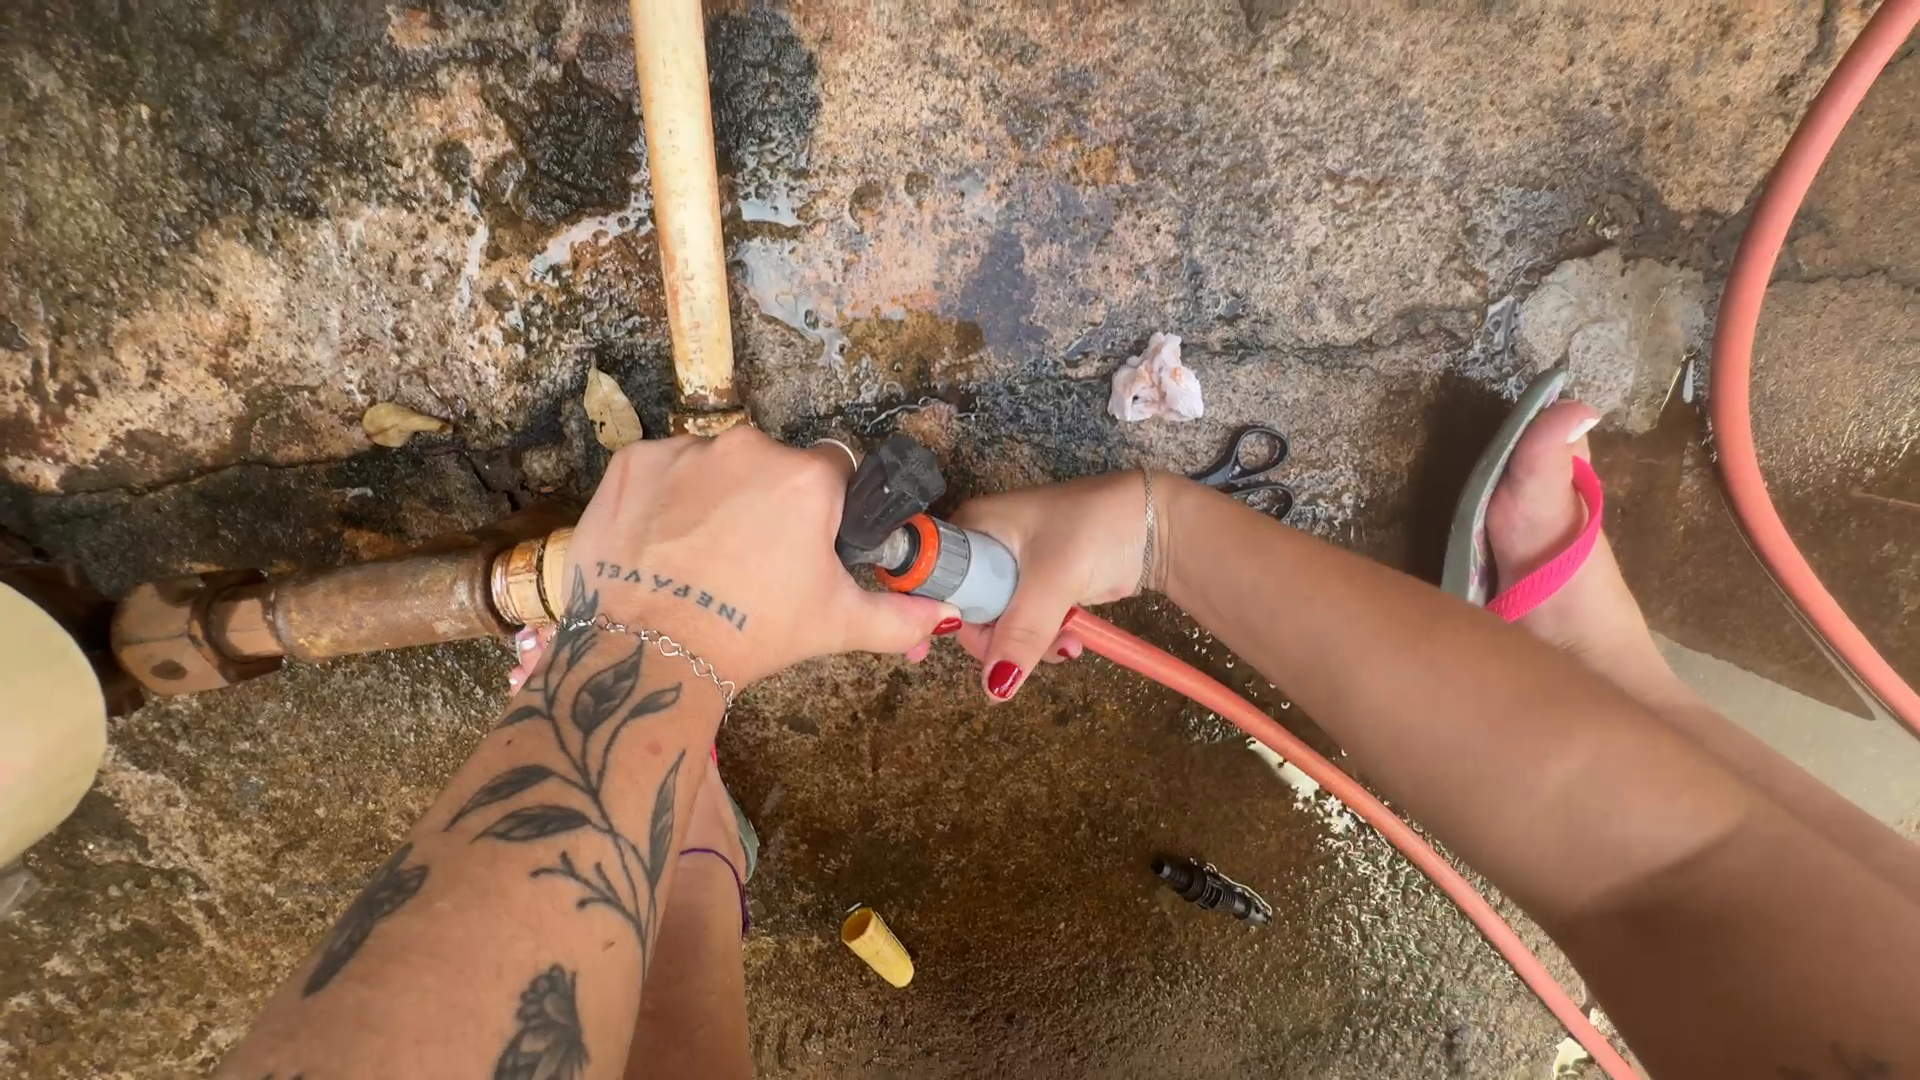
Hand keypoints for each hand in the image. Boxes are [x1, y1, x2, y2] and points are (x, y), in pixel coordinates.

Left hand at [562, 428, 955, 686]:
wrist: (648, 654)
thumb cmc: (754, 632)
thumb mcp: (837, 624)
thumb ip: (899, 617)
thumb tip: (942, 617)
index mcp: (807, 479)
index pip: (835, 469)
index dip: (827, 506)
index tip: (809, 539)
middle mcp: (748, 447)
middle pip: (775, 465)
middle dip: (771, 499)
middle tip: (756, 557)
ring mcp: (684, 450)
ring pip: (720, 464)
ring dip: (720, 495)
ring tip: (706, 554)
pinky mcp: (632, 463)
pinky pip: (666, 469)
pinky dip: (668, 497)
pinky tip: (664, 542)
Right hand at [946, 469, 1175, 699]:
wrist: (1157, 524)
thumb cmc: (1096, 529)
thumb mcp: (1054, 579)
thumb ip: (1022, 632)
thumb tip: (995, 689)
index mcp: (974, 526)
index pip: (939, 581)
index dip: (949, 616)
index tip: (978, 645)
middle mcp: (985, 545)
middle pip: (968, 609)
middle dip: (1000, 638)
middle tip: (1031, 651)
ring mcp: (1012, 568)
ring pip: (999, 622)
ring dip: (1028, 644)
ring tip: (1065, 647)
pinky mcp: (1038, 586)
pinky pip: (1025, 622)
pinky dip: (1044, 638)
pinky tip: (1072, 642)